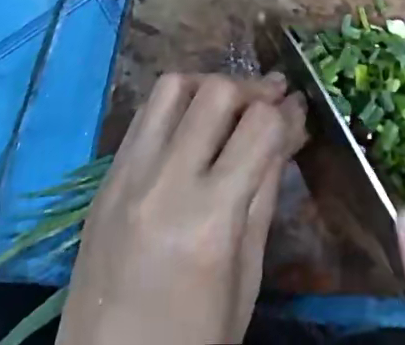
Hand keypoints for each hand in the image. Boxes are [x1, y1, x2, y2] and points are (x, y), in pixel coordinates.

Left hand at [59, 73, 307, 344]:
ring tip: (232, 104)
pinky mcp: (105, 177)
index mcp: (209, 219)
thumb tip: (288, 131)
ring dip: (208, 85)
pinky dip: (175, 106)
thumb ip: (264, 195)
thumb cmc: (194, 339)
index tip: (299, 110)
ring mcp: (127, 174)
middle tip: (273, 100)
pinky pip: (143, 116)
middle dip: (252, 89)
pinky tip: (194, 123)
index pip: (258, 127)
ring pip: (171, 87)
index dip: (287, 112)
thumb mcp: (245, 277)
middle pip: (215, 92)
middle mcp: (164, 182)